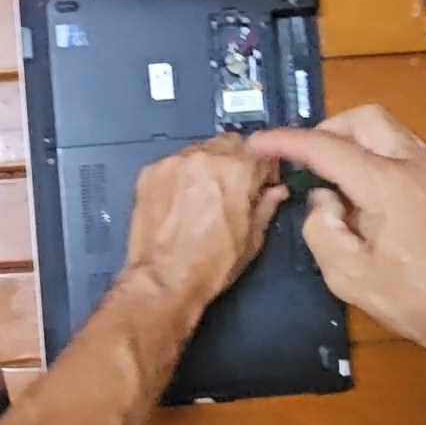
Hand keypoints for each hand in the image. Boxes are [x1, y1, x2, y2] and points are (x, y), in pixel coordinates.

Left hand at [122, 133, 287, 310]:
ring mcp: (172, 162)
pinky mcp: (149, 172)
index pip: (261, 150)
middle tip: (231, 189)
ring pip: (198, 151)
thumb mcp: (251, 240)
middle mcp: (204, 157)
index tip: (262, 182)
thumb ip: (265, 206)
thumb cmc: (211, 265)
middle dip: (234, 162)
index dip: (264, 167)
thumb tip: (276, 190)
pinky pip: (172, 164)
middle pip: (228, 144)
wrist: (162, 280)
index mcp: (236, 170)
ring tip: (201, 197)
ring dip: (205, 167)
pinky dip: (179, 176)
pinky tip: (178, 201)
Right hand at [247, 106, 425, 376]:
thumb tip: (325, 201)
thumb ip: (322, 228)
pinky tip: (366, 198)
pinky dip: (375, 157)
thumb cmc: (416, 300)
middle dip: (326, 130)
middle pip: (364, 118)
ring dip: (353, 141)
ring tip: (333, 181)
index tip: (256, 143)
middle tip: (304, 162)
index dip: (284, 142)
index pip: (325, 147)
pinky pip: (404, 151)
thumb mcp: (348, 275)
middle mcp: (414, 165)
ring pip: (388, 130)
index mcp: (386, 183)